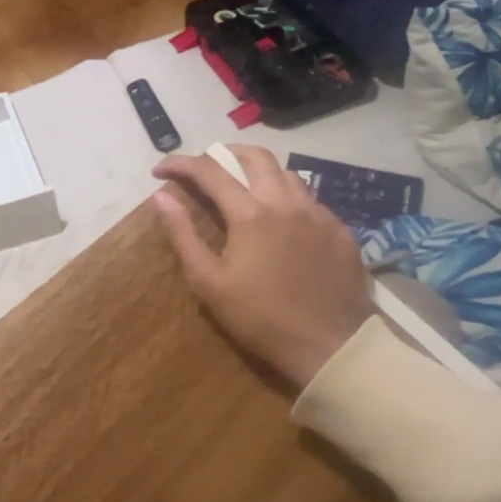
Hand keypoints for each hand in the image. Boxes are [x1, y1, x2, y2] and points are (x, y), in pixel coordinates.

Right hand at [152, 147, 370, 389]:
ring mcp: (319, 214)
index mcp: (250, 213)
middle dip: (223, 153)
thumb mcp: (208, 281)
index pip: (208, 170)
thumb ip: (183, 233)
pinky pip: (311, 199)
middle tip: (204, 167)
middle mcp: (286, 202)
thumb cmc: (260, 318)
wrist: (331, 348)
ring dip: (259, 172)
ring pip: (287, 173)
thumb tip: (161, 196)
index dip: (179, 163)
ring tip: (243, 189)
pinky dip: (287, 197)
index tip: (160, 169)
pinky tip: (281, 220)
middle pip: (254, 156)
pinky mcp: (341, 231)